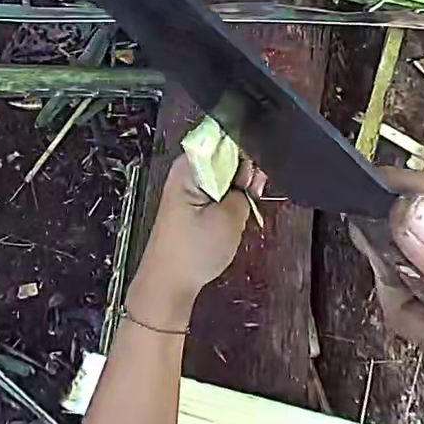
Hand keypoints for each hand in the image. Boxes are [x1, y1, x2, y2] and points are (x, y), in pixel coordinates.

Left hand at [126, 154, 266, 330]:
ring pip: (224, 173)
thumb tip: (252, 173)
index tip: (255, 173)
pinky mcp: (192, 201)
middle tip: (253, 192)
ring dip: (239, 187)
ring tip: (244, 206)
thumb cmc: (193, 251)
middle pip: (224, 154)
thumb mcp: (230, 217)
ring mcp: (188, 186)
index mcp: (189, 166)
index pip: (222, 139)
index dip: (245, 152)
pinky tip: (235, 214)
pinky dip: (230, 198)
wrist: (168, 284)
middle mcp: (186, 170)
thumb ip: (245, 188)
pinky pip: (218, 188)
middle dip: (244, 171)